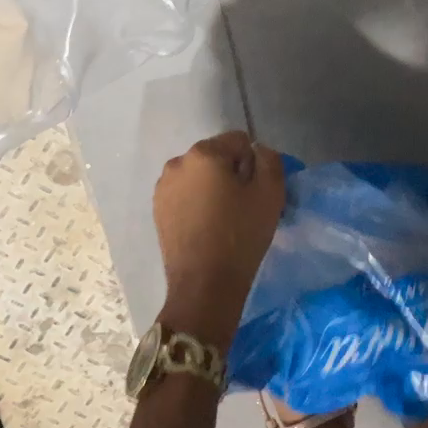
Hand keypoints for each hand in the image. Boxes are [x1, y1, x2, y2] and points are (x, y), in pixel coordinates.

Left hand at [153, 131, 286, 346]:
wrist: (204, 286)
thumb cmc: (240, 235)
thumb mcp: (270, 192)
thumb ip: (269, 159)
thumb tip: (256, 151)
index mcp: (204, 153)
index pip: (238, 141)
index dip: (252, 163)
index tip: (256, 191)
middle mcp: (178, 163)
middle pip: (216, 156)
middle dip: (230, 173)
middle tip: (243, 205)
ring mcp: (163, 187)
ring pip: (199, 176)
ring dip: (212, 187)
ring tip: (223, 218)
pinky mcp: (157, 210)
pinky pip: (185, 194)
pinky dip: (196, 202)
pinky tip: (206, 227)